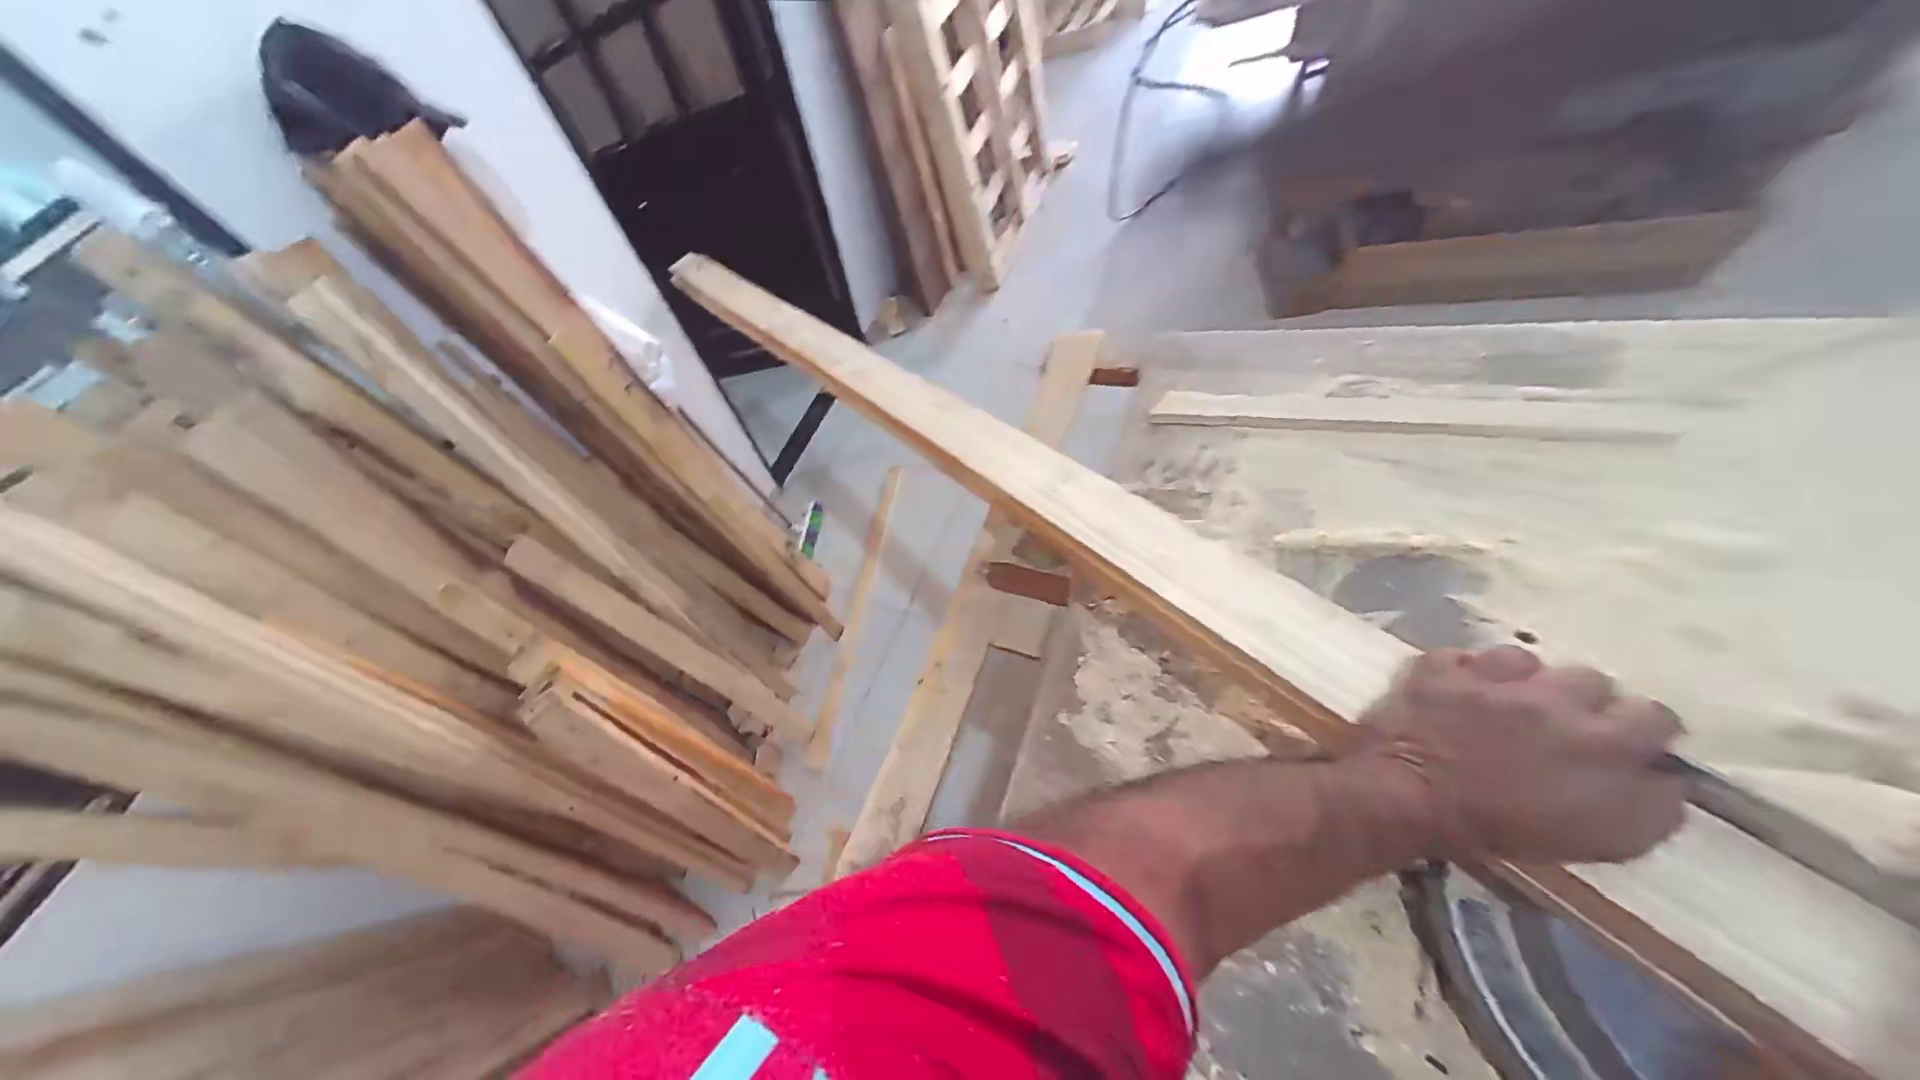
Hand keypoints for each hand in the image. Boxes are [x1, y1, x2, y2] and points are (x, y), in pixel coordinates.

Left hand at [1356, 645, 1687, 863]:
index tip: (1621, 742)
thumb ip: (1653, 802)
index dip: (1639, 729)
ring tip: (1497, 706)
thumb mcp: (1608, 838)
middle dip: (1578, 701)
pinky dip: (1458, 673)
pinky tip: (1452, 693)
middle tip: (1552, 726)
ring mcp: (1489, 675)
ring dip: (1517, 680)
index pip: (1654, 715)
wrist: (1409, 796)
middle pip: (1588, 680)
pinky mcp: (1438, 667)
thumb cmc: (1505, 827)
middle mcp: (1553, 696)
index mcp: (1604, 739)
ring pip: (1522, 660)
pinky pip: (1458, 657)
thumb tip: (1665, 774)